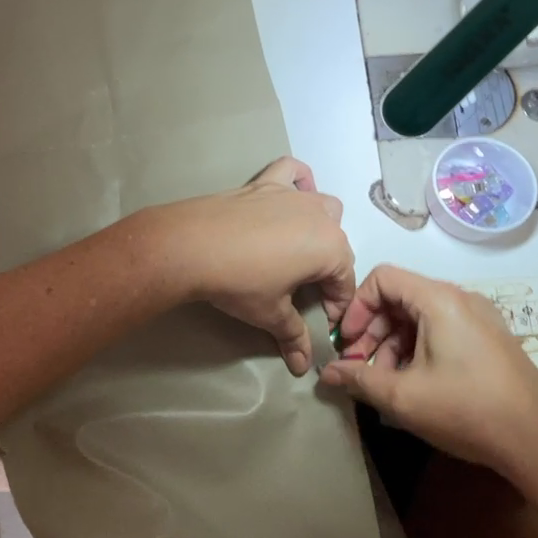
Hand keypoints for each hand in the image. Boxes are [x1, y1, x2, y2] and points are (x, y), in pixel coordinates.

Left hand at [138, 157, 354, 376]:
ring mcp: (292, 195)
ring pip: (322, 207)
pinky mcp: (266, 183)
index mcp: (330, 249)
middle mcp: (319, 216)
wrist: (193, 246)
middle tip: (306, 292)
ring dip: (321, 226)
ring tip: (300, 250)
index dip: (336, 307)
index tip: (324, 325)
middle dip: (329, 269)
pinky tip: (292, 192)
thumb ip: (293, 337)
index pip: (344, 283)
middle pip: (336, 245)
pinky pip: (291, 171)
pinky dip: (298, 178)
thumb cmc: (240, 282)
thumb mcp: (270, 314)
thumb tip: (303, 366)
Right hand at [319, 265, 537, 481]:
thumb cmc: (467, 410)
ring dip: (393, 344)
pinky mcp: (489, 339)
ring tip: (385, 383)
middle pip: (400, 297)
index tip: (348, 342)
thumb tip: (326, 373)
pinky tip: (413, 385)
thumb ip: (359, 379)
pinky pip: (440, 330)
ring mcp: (478, 318)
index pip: (382, 277)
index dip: (357, 306)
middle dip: (372, 331)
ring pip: (419, 317)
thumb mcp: (403, 397)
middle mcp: (460, 299)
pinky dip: (417, 349)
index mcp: (439, 300)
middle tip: (359, 366)